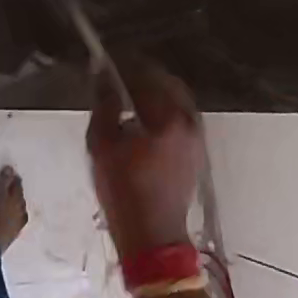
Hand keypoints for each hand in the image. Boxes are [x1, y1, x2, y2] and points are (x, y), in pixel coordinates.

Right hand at [86, 65, 204, 256]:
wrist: (152, 238)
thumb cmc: (123, 191)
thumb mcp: (102, 144)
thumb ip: (105, 103)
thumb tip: (102, 74)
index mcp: (167, 117)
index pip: (144, 74)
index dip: (123, 63)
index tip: (104, 59)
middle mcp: (188, 121)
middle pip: (165, 81)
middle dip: (140, 73)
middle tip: (114, 74)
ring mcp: (195, 136)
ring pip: (174, 97)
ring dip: (152, 89)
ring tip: (126, 94)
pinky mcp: (195, 150)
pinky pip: (179, 114)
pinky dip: (161, 106)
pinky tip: (142, 115)